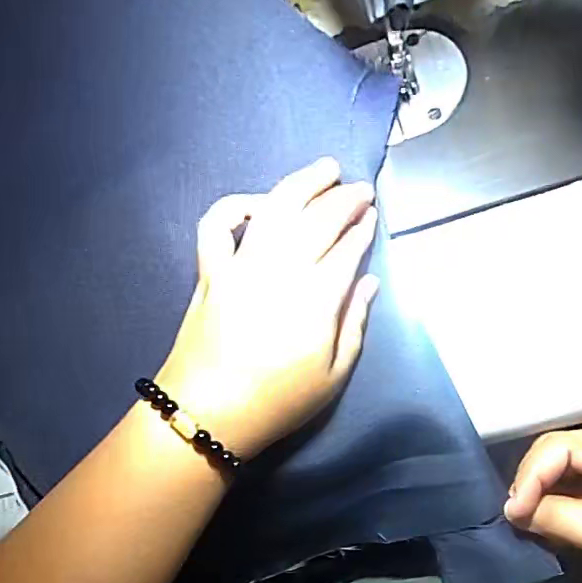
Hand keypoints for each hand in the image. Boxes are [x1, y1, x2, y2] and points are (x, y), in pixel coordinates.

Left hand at [153, 158, 380, 458]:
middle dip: (344, 200)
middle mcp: (281, 271)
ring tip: (325, 170)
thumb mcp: (333, 376)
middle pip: (318, 220)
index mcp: (317, 300)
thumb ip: (354, 325)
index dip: (362, 230)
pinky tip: (260, 203)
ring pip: (275, 207)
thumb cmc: (278, 401)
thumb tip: (369, 283)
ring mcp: (241, 265)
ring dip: (302, 183)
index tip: (373, 217)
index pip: (347, 250)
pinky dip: (237, 205)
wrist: (208, 412)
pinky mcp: (211, 270)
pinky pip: (218, 224)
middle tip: (361, 190)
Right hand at [503, 430, 581, 582]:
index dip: (532, 474)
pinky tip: (533, 537)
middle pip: (555, 463)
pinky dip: (544, 524)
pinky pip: (563, 516)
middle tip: (512, 520)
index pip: (562, 447)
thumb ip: (564, 518)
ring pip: (555, 489)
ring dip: (534, 506)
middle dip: (529, 486)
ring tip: (517, 529)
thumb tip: (510, 511)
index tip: (514, 511)